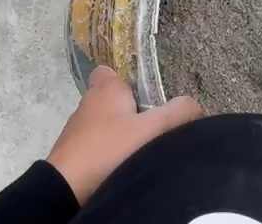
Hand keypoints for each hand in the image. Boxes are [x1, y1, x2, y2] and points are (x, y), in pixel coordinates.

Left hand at [47, 66, 200, 203]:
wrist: (66, 190)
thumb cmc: (109, 149)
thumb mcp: (151, 130)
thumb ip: (176, 113)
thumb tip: (196, 103)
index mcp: (105, 88)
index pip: (109, 71)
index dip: (125, 80)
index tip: (143, 97)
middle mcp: (87, 104)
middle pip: (109, 100)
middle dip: (126, 111)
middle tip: (149, 128)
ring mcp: (75, 130)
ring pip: (100, 125)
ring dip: (115, 135)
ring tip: (136, 151)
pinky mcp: (69, 156)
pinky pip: (92, 147)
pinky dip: (104, 154)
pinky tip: (118, 168)